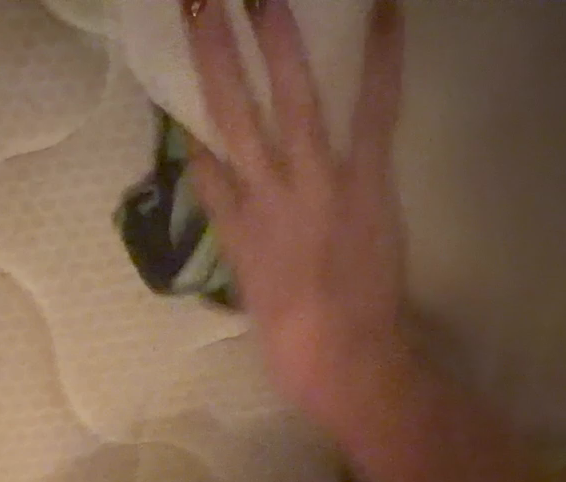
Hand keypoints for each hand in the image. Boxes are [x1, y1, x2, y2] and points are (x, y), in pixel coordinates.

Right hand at [183, 0, 408, 427]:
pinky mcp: (364, 185)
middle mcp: (264, 198)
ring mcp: (313, 187)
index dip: (194, 136)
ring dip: (275, 44)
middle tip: (200, 5)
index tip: (183, 103)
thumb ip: (246, 257)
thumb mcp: (255, 302)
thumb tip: (248, 241)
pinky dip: (380, 63)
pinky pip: (372, 114)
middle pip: (233, 117)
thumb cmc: (294, 349)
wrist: (339, 363)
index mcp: (235, 232)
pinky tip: (383, 12)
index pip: (205, 171)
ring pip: (290, 104)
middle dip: (215, 58)